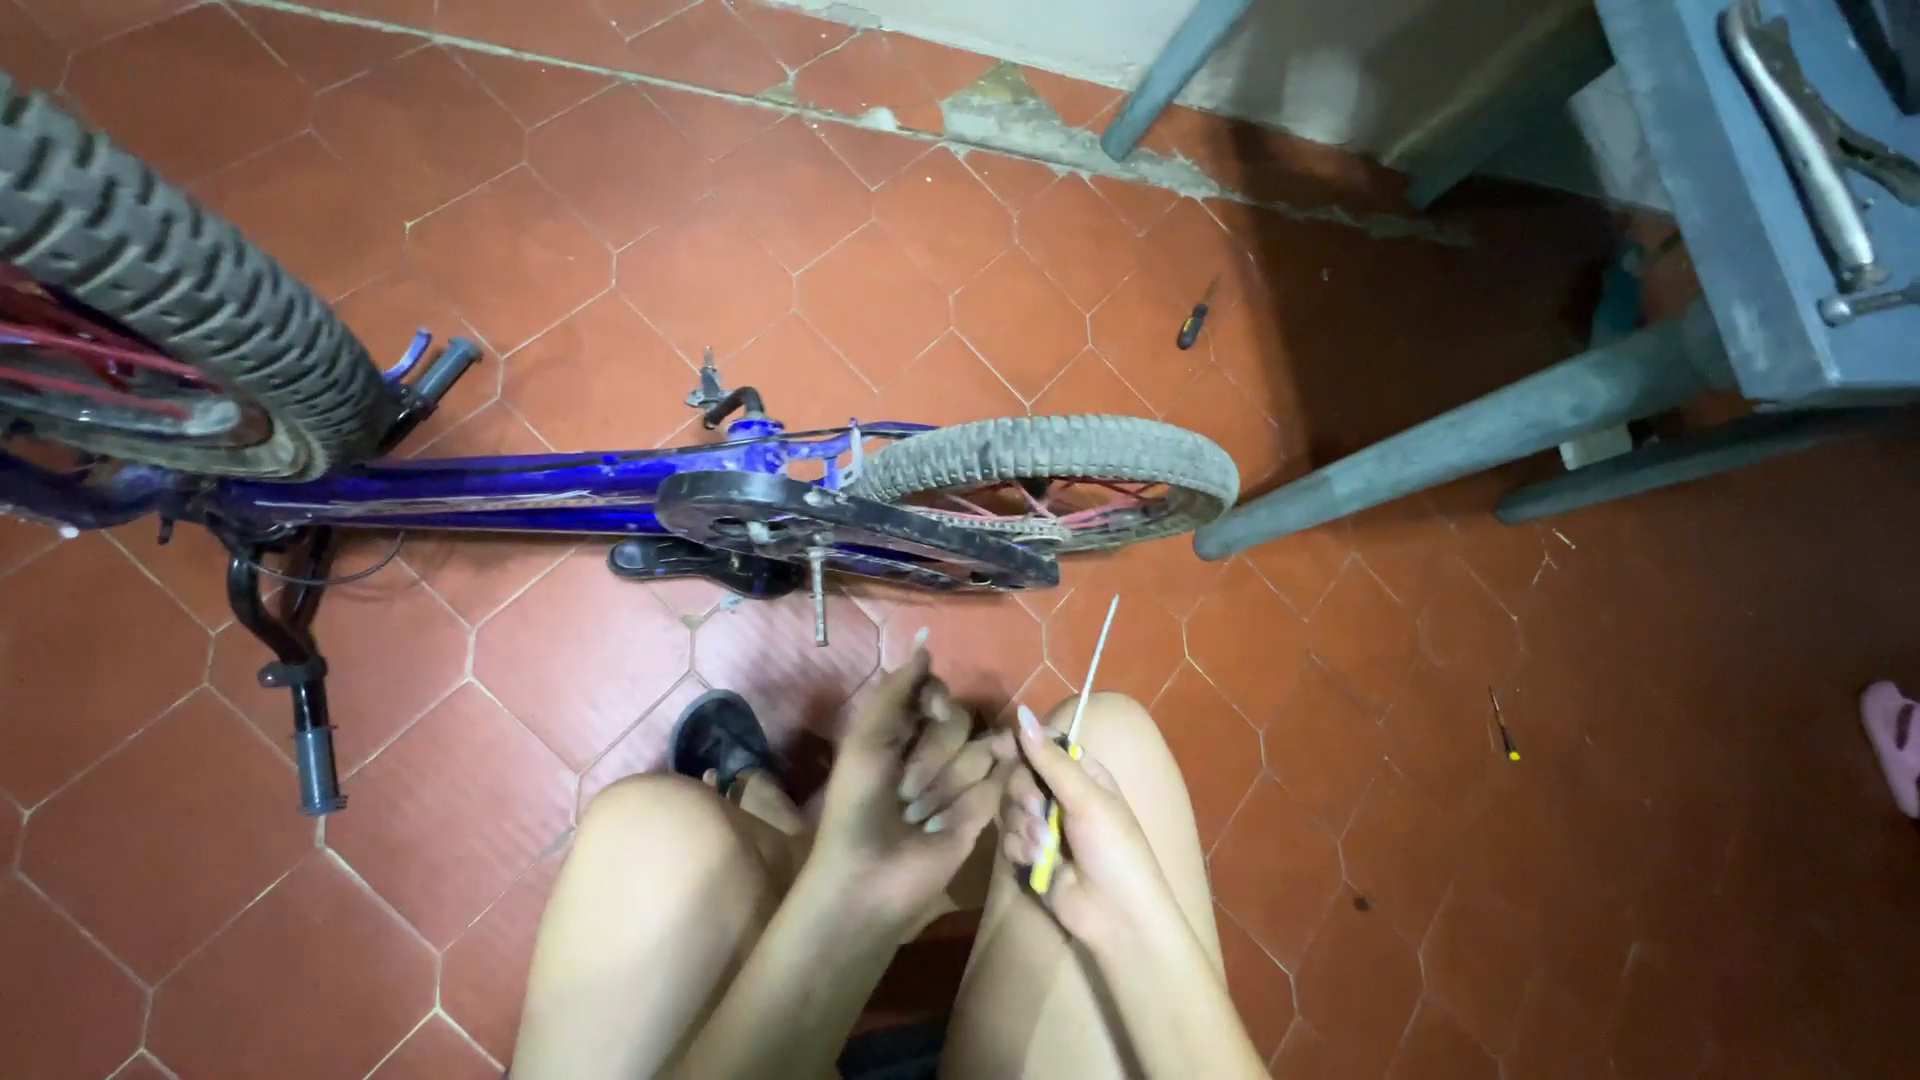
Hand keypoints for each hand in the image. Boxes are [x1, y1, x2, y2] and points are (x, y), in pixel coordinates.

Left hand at [809, 646, 1009, 931]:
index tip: (926, 714)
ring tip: (920, 818)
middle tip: (904, 791)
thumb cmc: (857, 806)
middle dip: (932, 755)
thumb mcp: (867, 739)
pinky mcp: (983, 812)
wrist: (869, 878)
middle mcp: (933, 750)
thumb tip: (926, 641)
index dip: (935, 700)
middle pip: (960, 721)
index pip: (937, 692)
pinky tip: (941, 827)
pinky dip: (967, 804)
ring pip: (981, 753)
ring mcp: (961, 780)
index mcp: (902, 729)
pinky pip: (995, 786)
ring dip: (946, 786)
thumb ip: (896, 690)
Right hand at [1000, 704, 1184, 949]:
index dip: (1023, 744)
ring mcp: (1044, 826)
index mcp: (1083, 775)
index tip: (1002, 747)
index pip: (1044, 746)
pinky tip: (1039, 863)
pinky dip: (1022, 848)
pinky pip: (1010, 837)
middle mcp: (1061, 796)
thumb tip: (1022, 714)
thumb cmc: (1115, 850)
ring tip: (1046, 847)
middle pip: (1021, 774)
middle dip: (1024, 793)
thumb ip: (1051, 760)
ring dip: (1025, 826)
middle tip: (1037, 810)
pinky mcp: (1030, 854)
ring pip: (1012, 807)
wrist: (1117, 918)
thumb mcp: (1087, 799)